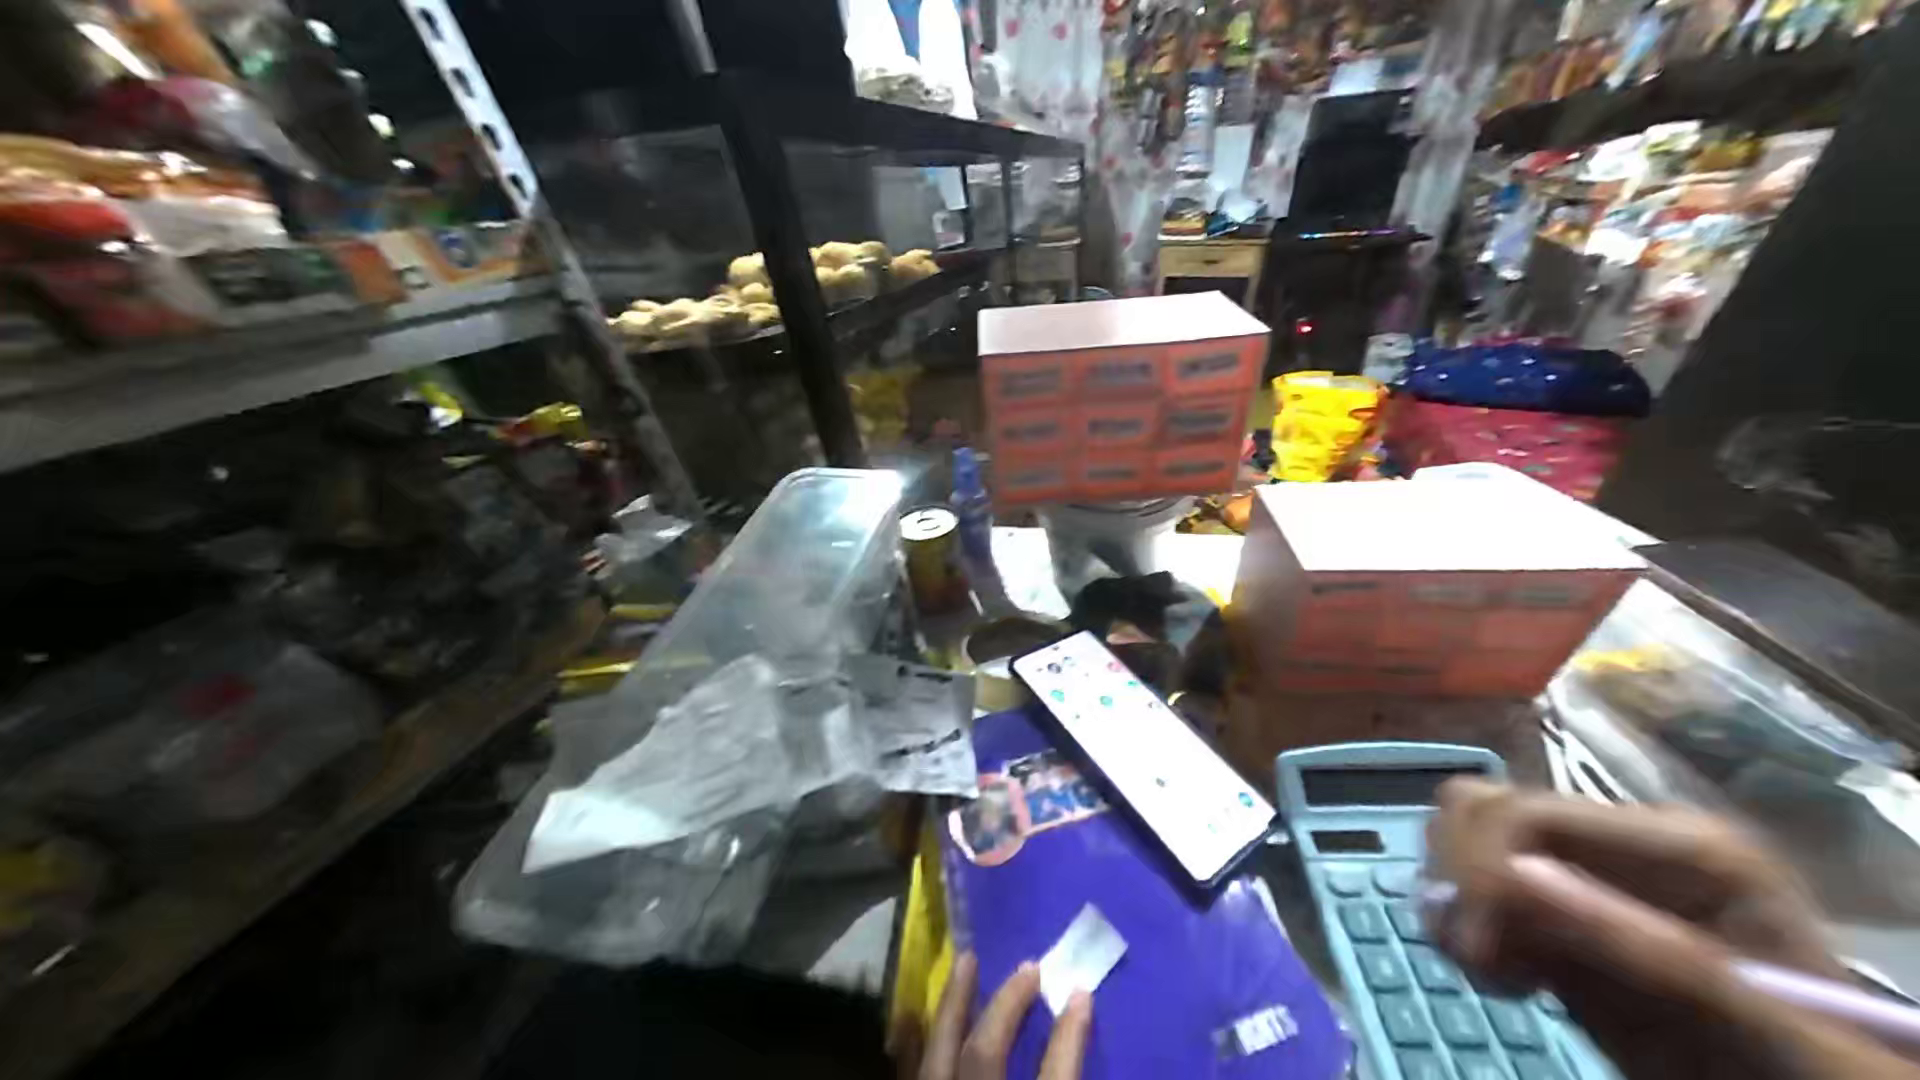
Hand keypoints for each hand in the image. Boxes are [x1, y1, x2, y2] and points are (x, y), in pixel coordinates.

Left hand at [917, 951, 1090, 1079]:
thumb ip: (1057, 1073)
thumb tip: (1075, 1014)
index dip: (1069, 1039)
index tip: (1082, 994)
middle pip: (985, 1053)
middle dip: (1006, 1006)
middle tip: (1029, 967)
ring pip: (939, 1051)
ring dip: (953, 1004)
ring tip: (966, 960)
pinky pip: (910, 1069)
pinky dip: (911, 1040)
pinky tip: (913, 1013)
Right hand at [1427, 779, 1919, 1079]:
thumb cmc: (1816, 1075)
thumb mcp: (1767, 1033)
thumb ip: (1658, 955)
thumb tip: (1517, 875)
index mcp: (1682, 845)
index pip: (1526, 814)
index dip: (1478, 866)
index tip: (1475, 951)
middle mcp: (1618, 837)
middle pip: (1480, 808)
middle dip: (1458, 879)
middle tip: (1482, 961)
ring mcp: (1581, 866)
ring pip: (1457, 834)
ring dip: (1450, 900)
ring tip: (1494, 973)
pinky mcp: (1549, 903)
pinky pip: (1465, 879)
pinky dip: (1455, 920)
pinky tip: (1499, 974)